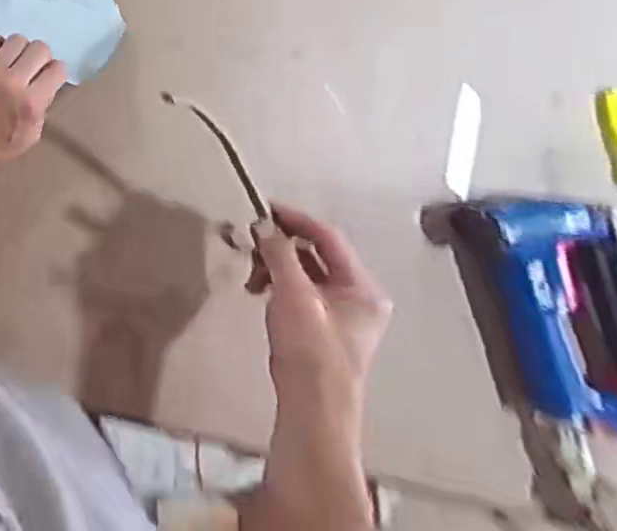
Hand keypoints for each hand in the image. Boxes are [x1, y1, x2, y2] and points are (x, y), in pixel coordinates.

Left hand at [0, 33, 69, 177]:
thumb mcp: (31, 136)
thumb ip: (42, 107)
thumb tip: (46, 84)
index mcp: (31, 103)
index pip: (57, 69)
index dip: (55, 72)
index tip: (48, 77)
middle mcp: (13, 82)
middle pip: (40, 48)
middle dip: (40, 58)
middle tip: (31, 69)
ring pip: (17, 40)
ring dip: (19, 50)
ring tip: (12, 62)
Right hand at [251, 204, 390, 446]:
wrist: (312, 407)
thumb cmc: (310, 350)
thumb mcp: (293, 294)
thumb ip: (278, 253)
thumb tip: (263, 225)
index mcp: (363, 287)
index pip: (327, 237)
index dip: (295, 219)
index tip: (265, 210)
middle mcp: (358, 295)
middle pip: (316, 252)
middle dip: (281, 246)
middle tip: (253, 242)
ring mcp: (342, 311)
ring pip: (305, 269)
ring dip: (275, 264)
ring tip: (253, 275)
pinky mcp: (322, 323)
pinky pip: (299, 287)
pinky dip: (277, 281)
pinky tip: (259, 289)